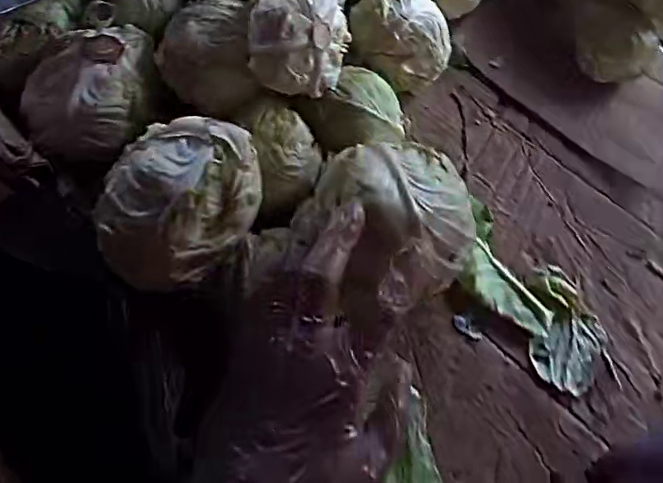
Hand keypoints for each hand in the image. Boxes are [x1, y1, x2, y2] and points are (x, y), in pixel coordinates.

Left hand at [194, 204, 409, 482]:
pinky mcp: (247, 337)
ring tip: (321, 213)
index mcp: (345, 371)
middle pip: (323, 276)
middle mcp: (307, 344)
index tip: (415, 247)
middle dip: (339, 237)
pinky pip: (264, 288)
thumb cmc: (309, 476)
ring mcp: (272, 336)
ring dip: (306, 241)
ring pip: (289, 274)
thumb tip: (405, 369)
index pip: (382, 313)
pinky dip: (280, 264)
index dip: (401, 276)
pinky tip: (290, 250)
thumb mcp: (365, 464)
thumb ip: (391, 416)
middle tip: (352, 207)